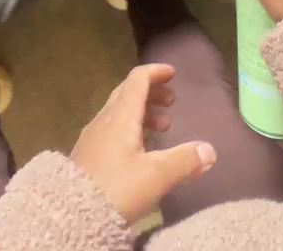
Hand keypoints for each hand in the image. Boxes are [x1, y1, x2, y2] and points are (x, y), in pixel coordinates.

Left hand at [69, 64, 216, 221]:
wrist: (73, 210)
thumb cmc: (118, 187)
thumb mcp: (156, 176)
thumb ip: (184, 160)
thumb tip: (209, 150)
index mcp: (121, 115)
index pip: (137, 80)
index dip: (155, 73)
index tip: (172, 73)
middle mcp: (106, 117)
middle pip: (128, 92)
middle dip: (152, 92)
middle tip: (172, 104)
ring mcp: (95, 133)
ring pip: (120, 110)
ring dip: (143, 112)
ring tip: (163, 128)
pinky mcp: (89, 150)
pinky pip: (113, 126)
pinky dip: (131, 126)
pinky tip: (141, 149)